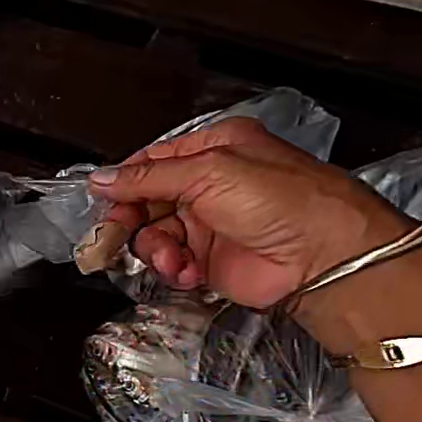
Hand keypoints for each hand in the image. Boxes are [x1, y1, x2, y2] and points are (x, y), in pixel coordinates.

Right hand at [91, 117, 415, 308]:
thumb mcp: (208, 174)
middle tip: (118, 233)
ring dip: (154, 249)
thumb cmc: (283, 203)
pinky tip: (187, 270)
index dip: (122, 182)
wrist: (323, 259)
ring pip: (150, 234)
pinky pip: (166, 260)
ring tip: (173, 258)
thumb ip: (146, 177)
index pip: (149, 163)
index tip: (105, 200)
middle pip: (142, 201)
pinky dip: (171, 267)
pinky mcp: (203, 256)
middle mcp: (206, 184)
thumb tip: (99, 178)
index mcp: (212, 150)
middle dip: (130, 220)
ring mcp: (204, 222)